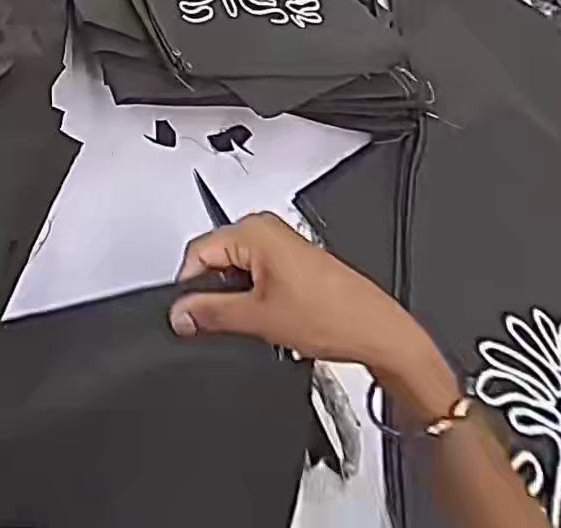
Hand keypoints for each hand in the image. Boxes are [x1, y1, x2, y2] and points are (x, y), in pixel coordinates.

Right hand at [168, 213, 459, 422]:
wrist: (381, 333)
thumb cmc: (336, 317)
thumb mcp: (258, 319)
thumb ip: (209, 314)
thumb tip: (180, 313)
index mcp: (253, 230)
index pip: (197, 252)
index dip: (189, 287)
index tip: (188, 315)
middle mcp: (264, 227)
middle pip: (213, 256)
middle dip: (212, 290)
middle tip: (220, 321)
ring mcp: (278, 239)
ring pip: (232, 265)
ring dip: (232, 293)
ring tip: (253, 319)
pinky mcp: (288, 255)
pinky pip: (251, 268)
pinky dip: (249, 291)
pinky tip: (266, 314)